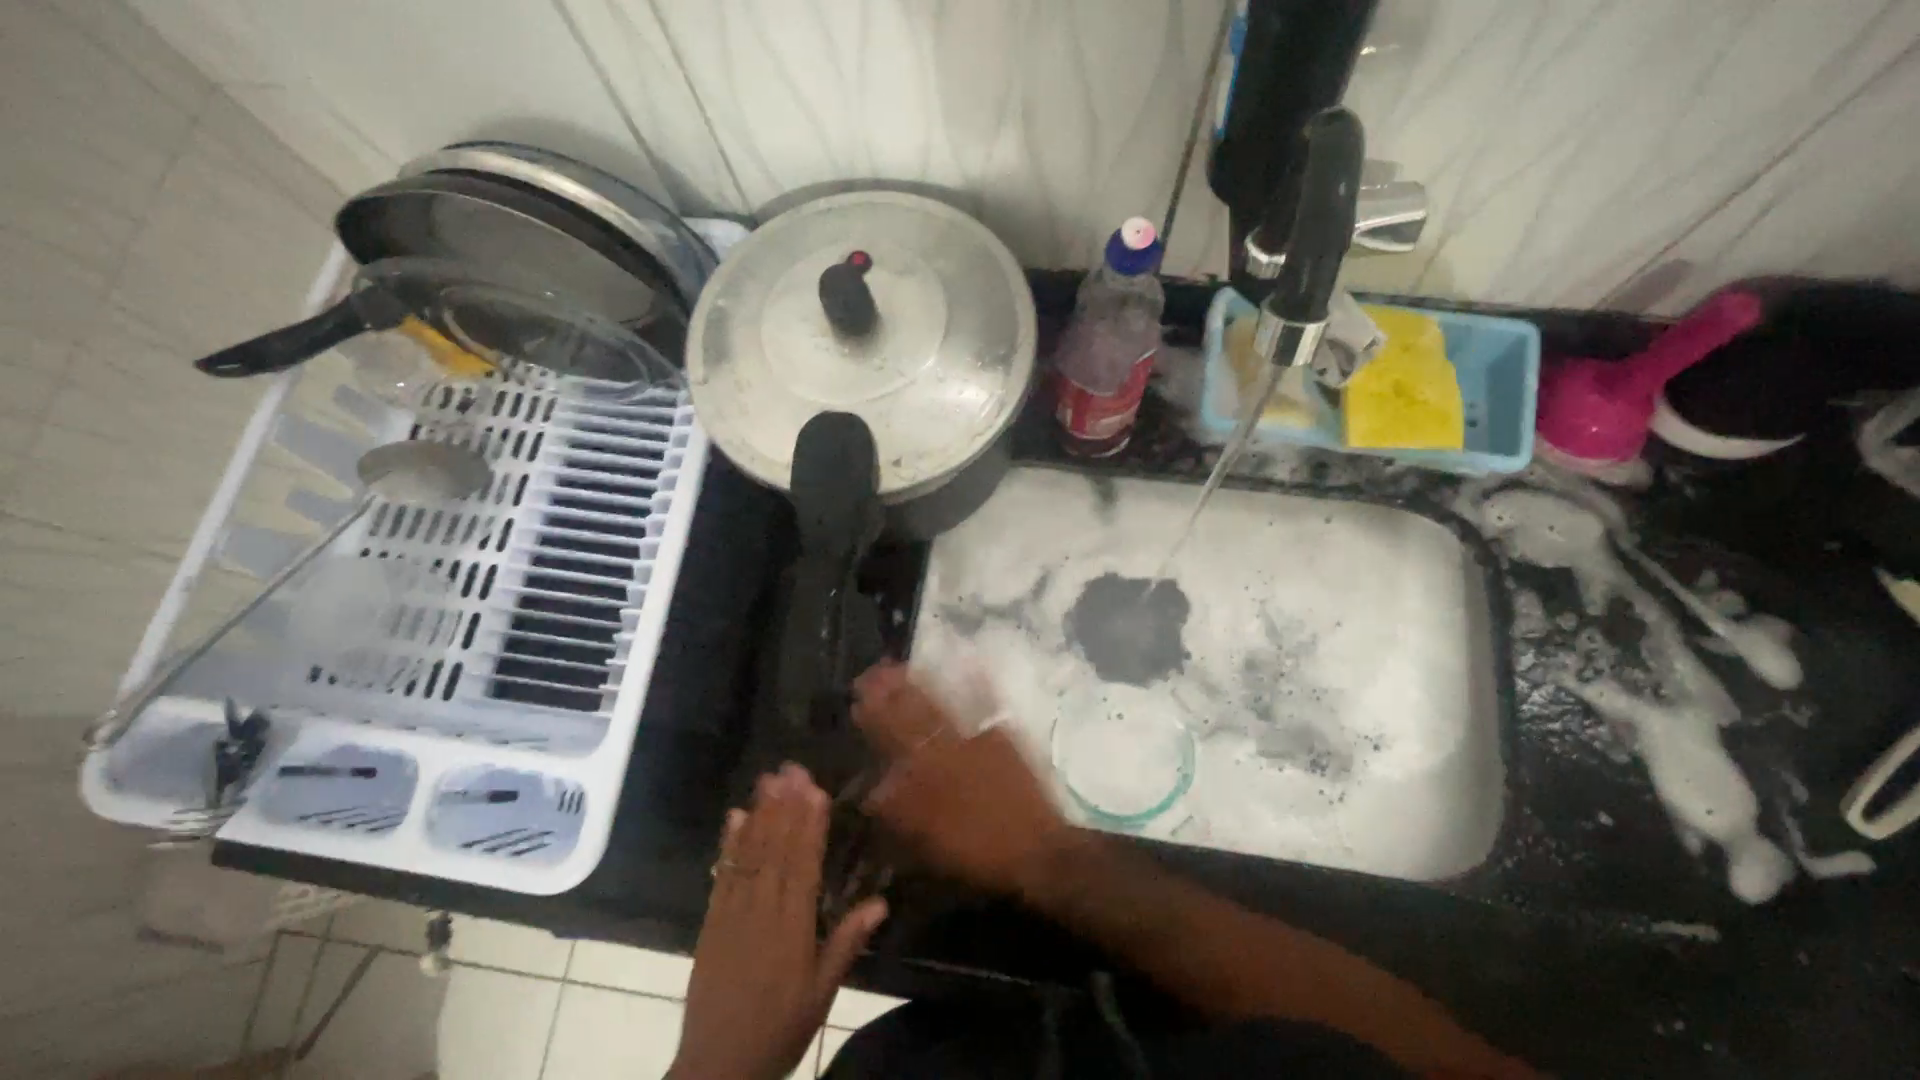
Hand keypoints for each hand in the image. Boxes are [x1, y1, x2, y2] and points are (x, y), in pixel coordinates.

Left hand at [670, 764, 887, 1079]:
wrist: (718, 1066)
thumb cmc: (780, 1029)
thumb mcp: (822, 993)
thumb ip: (846, 943)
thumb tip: (880, 901)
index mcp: (792, 930)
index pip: (802, 867)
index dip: (809, 826)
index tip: (816, 789)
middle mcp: (761, 913)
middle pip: (775, 851)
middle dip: (785, 807)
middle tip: (792, 768)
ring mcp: (731, 915)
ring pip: (748, 856)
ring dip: (759, 815)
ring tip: (768, 780)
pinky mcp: (710, 923)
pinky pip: (722, 876)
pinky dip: (729, 845)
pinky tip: (735, 818)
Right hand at [851, 661, 1078, 895]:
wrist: (1038, 849)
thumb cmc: (978, 851)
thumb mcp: (928, 841)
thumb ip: (898, 812)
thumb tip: (873, 791)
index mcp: (928, 772)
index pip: (893, 736)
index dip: (874, 715)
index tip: (858, 697)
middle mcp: (950, 747)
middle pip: (915, 712)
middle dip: (892, 691)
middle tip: (874, 672)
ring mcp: (979, 740)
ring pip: (943, 704)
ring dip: (921, 684)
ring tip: (903, 667)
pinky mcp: (1004, 741)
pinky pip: (985, 705)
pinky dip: (975, 683)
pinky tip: (969, 662)